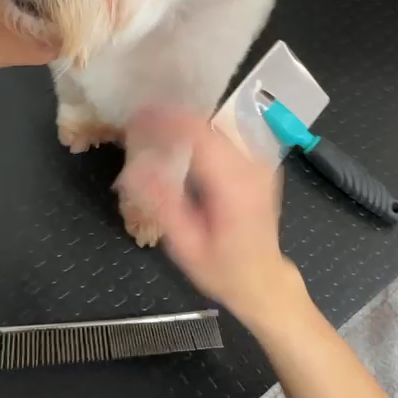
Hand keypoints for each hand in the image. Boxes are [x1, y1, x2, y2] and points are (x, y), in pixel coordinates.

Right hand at [122, 111, 306, 321]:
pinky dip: (199, 134)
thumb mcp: (186, 246)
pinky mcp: (259, 163)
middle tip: (138, 124)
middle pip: (207, 126)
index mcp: (235, 186)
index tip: (136, 118)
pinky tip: (179, 141)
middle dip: (170, 119)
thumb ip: (163, 205)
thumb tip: (134, 169)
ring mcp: (261, 162)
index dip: (166, 121)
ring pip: (216, 126)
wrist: (263, 278)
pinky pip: (226, 136)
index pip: (200, 136)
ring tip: (153, 129)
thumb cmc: (223, 269)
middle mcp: (253, 166)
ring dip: (184, 124)